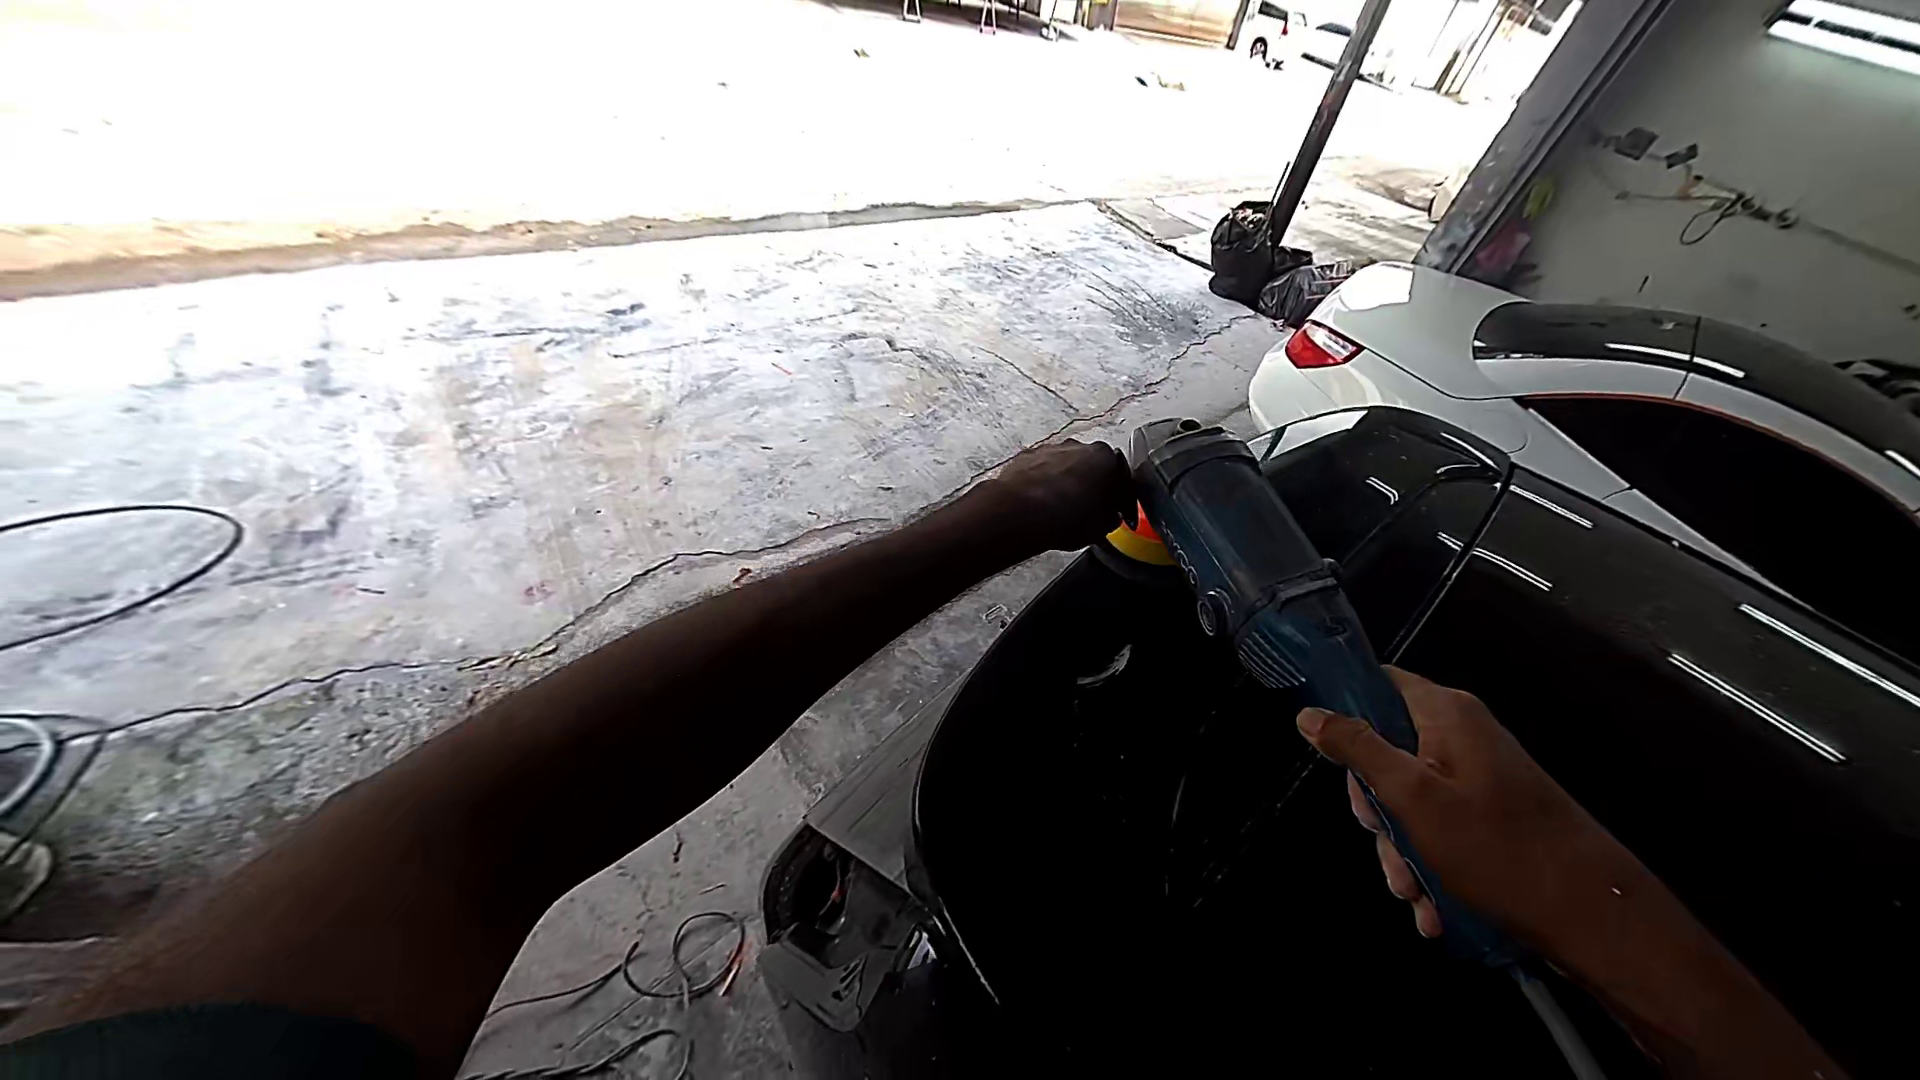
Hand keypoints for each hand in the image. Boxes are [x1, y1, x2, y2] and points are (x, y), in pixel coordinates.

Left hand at [971, 440, 1132, 554]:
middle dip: (1094, 487)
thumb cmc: (1063, 517)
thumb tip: (1109, 517)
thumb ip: (1111, 518)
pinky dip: (1044, 485)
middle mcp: (1079, 447)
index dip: (1123, 502)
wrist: (1019, 513)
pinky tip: (1042, 504)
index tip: (1121, 514)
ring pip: (1066, 467)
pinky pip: (1042, 471)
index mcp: (1106, 458)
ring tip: (1064, 509)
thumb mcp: (1101, 527)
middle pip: (1093, 468)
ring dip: (1067, 484)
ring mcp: (1050, 450)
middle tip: (1093, 510)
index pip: (1123, 481)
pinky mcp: (1026, 457)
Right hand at [1296, 667, 1639, 952]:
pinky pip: (1436, 821)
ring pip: (1406, 792)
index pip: (1377, 681)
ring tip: (1409, 887)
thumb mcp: (1410, 796)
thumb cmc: (1503, 851)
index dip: (1344, 707)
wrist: (1607, 930)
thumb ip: (1355, 748)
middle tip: (1378, 834)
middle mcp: (1462, 735)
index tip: (1327, 747)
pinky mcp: (1490, 812)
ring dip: (1397, 842)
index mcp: (1447, 714)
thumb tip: (1309, 715)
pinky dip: (1425, 858)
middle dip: (1373, 801)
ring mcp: (1478, 775)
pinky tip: (1429, 900)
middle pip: (1384, 746)